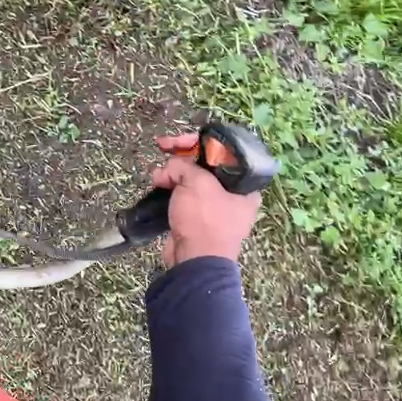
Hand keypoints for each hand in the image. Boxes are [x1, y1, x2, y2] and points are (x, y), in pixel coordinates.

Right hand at [151, 132, 260, 267]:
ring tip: (157, 178)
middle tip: (162, 146)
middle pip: (205, 163)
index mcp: (244, 186)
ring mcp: (214, 206)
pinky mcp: (197, 216)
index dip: (198, 142)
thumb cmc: (205, 219)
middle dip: (181, 156)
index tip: (176, 140)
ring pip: (191, 178)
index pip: (223, 152)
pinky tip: (157, 186)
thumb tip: (168, 170)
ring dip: (171, 172)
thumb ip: (184, 165)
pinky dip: (170, 187)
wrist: (196, 260)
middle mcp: (233, 194)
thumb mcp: (197, 183)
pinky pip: (183, 194)